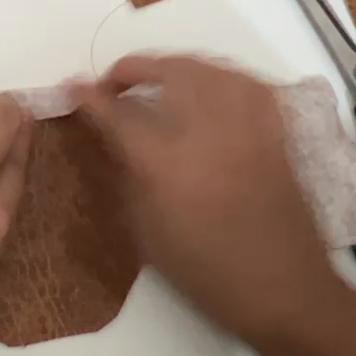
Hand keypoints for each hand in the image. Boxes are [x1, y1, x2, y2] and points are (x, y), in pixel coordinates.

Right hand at [71, 54, 343, 338]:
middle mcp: (207, 132)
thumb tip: (107, 131)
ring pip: (208, 67)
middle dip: (132, 69)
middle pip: (166, 71)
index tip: (72, 89)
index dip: (88, 96)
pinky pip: (245, 83)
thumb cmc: (203, 268)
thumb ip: (126, 169)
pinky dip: (219, 77)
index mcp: (165, 162)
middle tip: (113, 83)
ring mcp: (246, 127)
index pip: (117, 112)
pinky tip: (207, 88)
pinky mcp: (275, 131)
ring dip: (173, 66)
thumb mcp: (145, 225)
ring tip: (156, 79)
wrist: (283, 290)